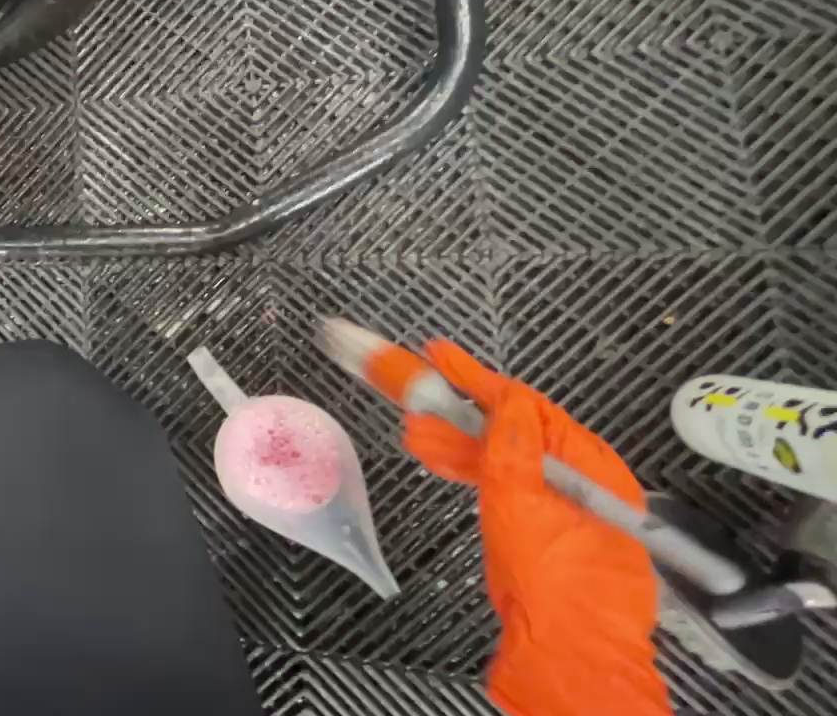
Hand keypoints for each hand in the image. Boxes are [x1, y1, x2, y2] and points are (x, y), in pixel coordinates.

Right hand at [403, 340, 669, 715]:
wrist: (567, 646)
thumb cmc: (548, 573)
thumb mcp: (520, 498)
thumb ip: (510, 443)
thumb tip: (504, 396)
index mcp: (590, 466)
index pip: (526, 406)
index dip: (475, 378)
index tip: (436, 354)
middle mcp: (582, 477)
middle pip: (510, 426)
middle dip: (455, 412)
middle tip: (411, 396)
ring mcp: (563, 501)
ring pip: (499, 453)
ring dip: (453, 439)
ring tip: (412, 433)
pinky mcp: (542, 520)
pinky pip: (501, 478)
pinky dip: (466, 465)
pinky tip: (434, 458)